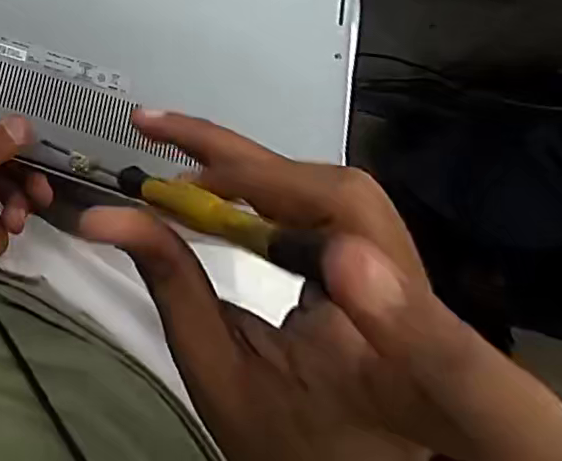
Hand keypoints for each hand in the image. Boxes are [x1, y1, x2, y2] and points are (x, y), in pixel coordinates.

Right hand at [78, 110, 561, 460]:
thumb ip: (172, 287)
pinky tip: (209, 165)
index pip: (455, 371)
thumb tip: (106, 213)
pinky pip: (322, 197)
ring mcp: (408, 283)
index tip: (344, 269)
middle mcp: (424, 323)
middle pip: (357, 211)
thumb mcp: (217, 376)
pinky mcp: (383, 260)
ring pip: (339, 190)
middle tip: (154, 132)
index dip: (412, 321)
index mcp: (402, 389)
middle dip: (249, 169)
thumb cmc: (281, 430)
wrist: (340, 452)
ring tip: (166, 137)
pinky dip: (257, 173)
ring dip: (245, 161)